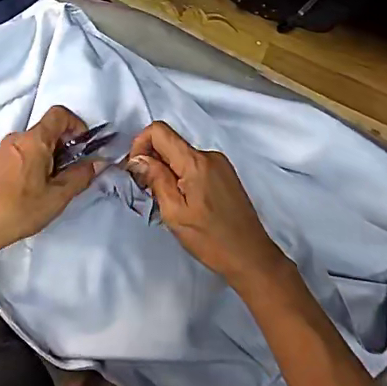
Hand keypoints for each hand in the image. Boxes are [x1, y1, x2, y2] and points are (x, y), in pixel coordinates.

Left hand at [0, 106, 101, 265]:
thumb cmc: (18, 210)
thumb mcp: (57, 197)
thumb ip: (80, 176)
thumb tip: (98, 163)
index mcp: (34, 140)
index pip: (59, 114)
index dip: (76, 125)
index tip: (83, 146)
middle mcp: (16, 138)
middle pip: (47, 130)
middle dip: (64, 146)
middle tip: (71, 172)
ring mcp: (1, 150)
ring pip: (33, 144)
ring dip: (48, 157)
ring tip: (51, 186)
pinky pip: (20, 154)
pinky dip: (32, 164)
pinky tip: (32, 190)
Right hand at [125, 122, 293, 293]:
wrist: (250, 255)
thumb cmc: (212, 240)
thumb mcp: (174, 213)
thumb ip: (156, 179)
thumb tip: (139, 158)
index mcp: (196, 162)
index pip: (159, 130)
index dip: (140, 145)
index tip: (136, 170)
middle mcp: (210, 155)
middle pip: (171, 142)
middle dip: (152, 161)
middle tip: (147, 191)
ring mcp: (220, 164)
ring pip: (182, 155)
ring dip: (168, 171)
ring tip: (168, 202)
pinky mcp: (225, 174)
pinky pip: (196, 165)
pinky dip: (183, 176)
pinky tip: (185, 202)